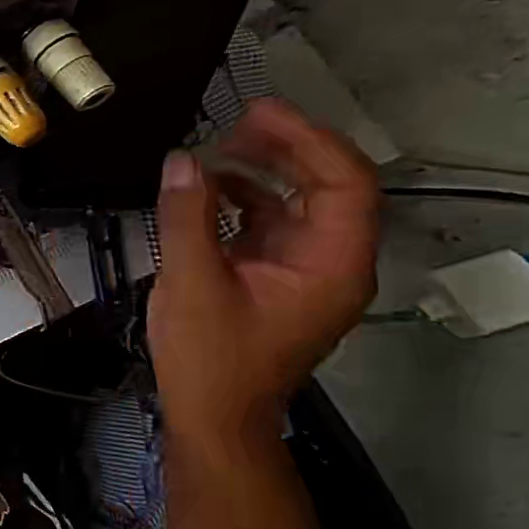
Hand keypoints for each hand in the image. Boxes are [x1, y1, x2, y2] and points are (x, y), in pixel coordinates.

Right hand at [148, 99, 378, 447]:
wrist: (213, 416)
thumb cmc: (212, 359)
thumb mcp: (193, 282)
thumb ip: (187, 215)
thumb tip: (182, 160)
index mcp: (330, 266)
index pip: (345, 183)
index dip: (308, 139)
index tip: (260, 112)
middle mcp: (328, 262)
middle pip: (327, 184)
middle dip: (285, 146)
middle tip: (236, 121)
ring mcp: (302, 267)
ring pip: (297, 199)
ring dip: (262, 168)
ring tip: (217, 147)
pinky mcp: (274, 273)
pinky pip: (269, 218)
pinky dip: (242, 195)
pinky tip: (207, 186)